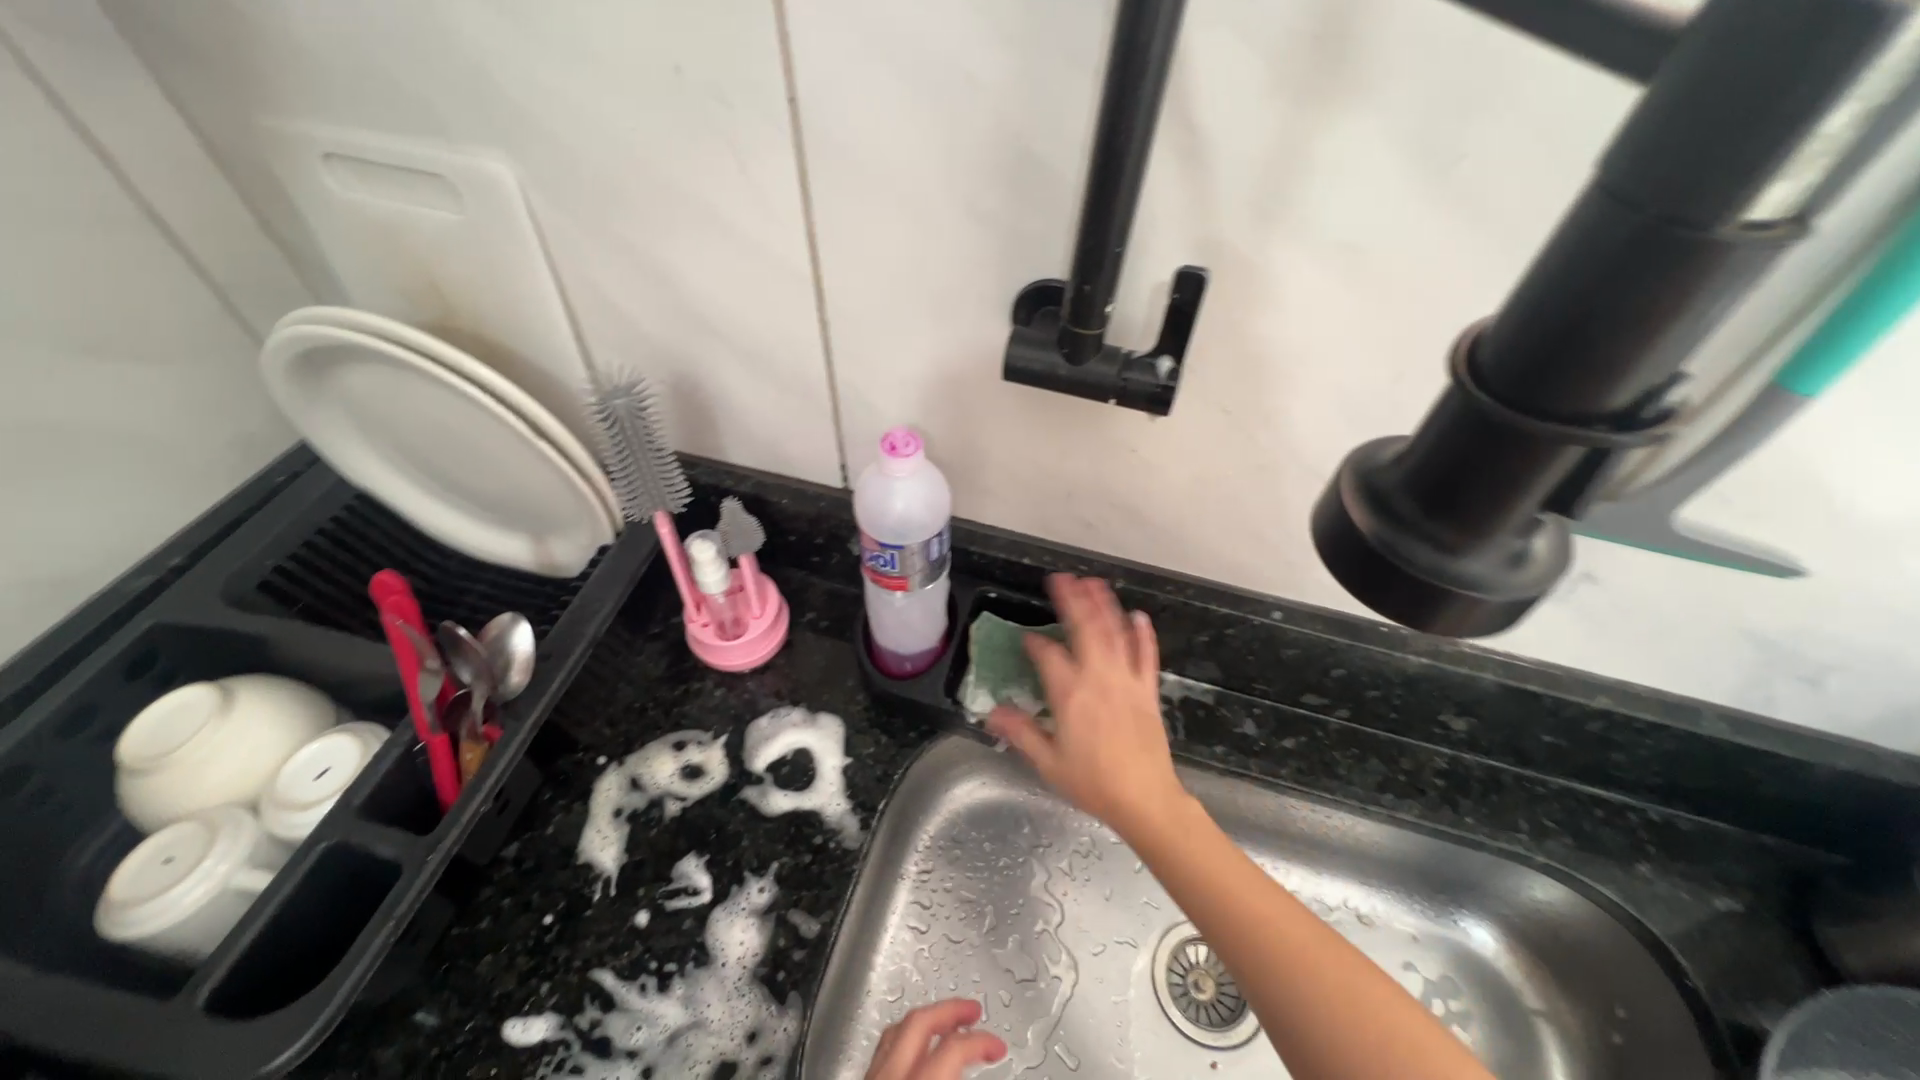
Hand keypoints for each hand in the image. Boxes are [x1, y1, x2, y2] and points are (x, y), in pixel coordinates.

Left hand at [864, 999, 1006, 1079]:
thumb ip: (960, 1075)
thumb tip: (980, 1060)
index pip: (953, 1046)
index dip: (982, 1040)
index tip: (997, 1044)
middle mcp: (889, 1074)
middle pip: (920, 1021)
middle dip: (951, 1009)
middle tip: (973, 1010)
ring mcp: (870, 1076)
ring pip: (895, 1030)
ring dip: (925, 1019)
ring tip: (946, 1021)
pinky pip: (882, 1049)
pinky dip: (903, 1039)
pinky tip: (913, 1047)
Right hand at [986, 574, 1187, 840]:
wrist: (1144, 799)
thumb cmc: (1092, 783)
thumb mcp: (1048, 762)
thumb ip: (1021, 732)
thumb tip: (991, 712)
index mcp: (1070, 694)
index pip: (1048, 655)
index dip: (1036, 643)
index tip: (1027, 638)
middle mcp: (1099, 678)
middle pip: (1085, 629)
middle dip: (1073, 601)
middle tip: (1062, 578)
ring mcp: (1127, 682)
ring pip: (1115, 633)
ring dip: (1104, 606)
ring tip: (1094, 583)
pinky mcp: (1148, 691)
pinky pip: (1146, 656)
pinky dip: (1143, 634)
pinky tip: (1138, 616)